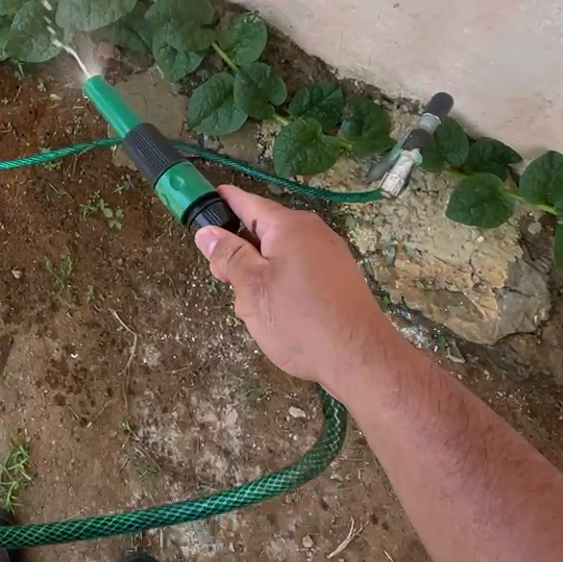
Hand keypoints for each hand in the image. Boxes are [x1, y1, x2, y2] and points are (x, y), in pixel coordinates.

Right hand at [193, 185, 398, 394]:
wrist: (362, 359)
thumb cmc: (300, 320)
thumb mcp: (252, 288)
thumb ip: (228, 255)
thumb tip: (207, 232)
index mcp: (289, 226)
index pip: (246, 202)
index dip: (221, 202)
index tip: (200, 202)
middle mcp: (312, 232)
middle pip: (263, 231)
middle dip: (239, 252)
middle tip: (224, 280)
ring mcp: (329, 255)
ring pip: (279, 254)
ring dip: (259, 273)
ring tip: (254, 308)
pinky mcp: (338, 279)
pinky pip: (298, 270)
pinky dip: (281, 283)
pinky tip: (279, 314)